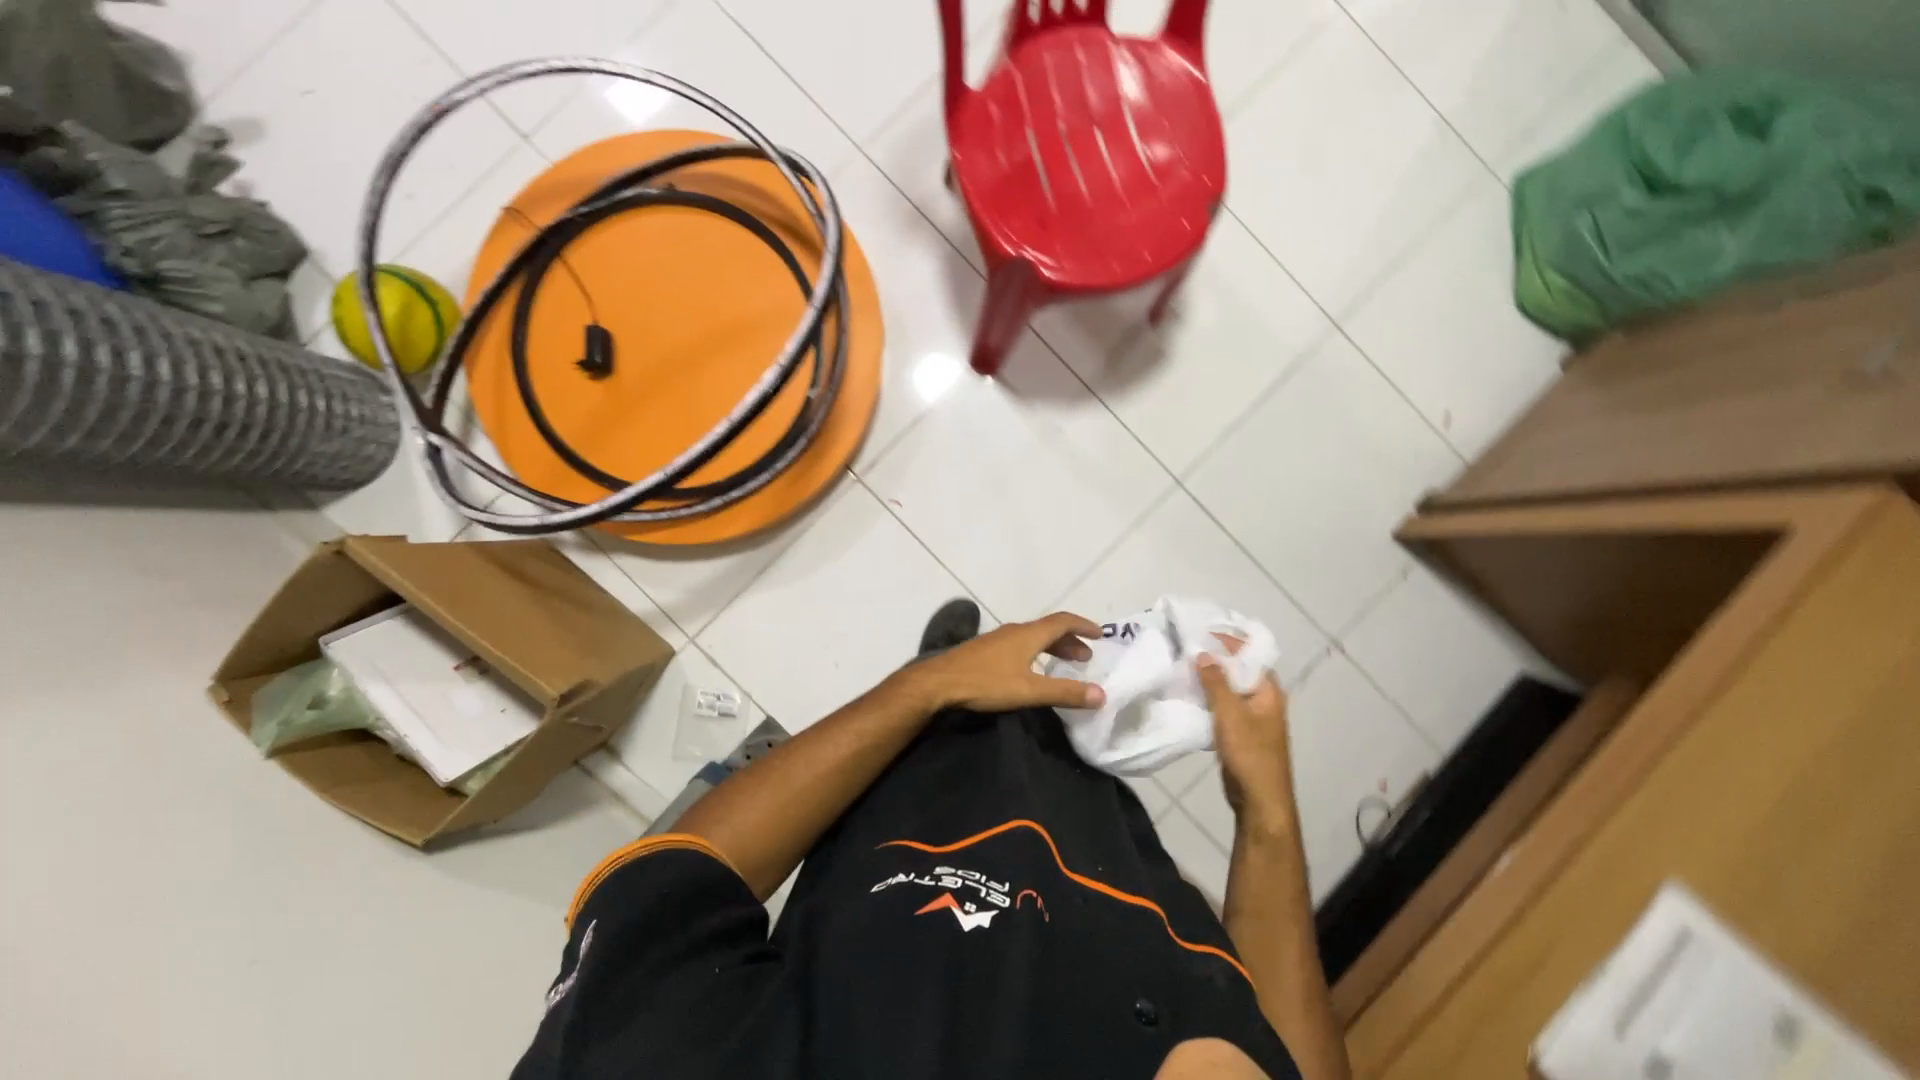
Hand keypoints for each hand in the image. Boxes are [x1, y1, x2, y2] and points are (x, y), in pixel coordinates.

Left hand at [901, 611, 1107, 712]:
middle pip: (1048, 629)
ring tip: (1064, 663)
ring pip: (1032, 637)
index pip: (1063, 621)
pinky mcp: (984, 651)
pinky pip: (1019, 645)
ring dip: (1052, 647)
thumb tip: (1102, 695)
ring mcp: (997, 640)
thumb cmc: (985, 683)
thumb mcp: (1029, 691)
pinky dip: (1035, 652)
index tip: (1100, 635)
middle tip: (1085, 657)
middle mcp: (1014, 631)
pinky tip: (1030, 670)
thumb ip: (1064, 693)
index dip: (1083, 626)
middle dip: (1070, 640)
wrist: (938, 683)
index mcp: (1028, 635)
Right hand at [1196, 652, 1296, 831]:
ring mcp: (1252, 718)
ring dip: (1208, 682)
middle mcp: (1263, 700)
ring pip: (1228, 692)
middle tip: (1183, 650)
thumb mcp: (1230, 713)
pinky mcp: (1239, 734)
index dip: (1226, 642)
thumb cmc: (1250, 754)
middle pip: (1237, 672)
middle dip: (1213, 661)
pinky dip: (1207, 702)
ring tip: (1180, 670)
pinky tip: (1187, 699)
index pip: (1249, 655)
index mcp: (1269, 691)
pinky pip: (1222, 710)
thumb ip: (1216, 682)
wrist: (1259, 801)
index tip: (1198, 633)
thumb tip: (1203, 654)